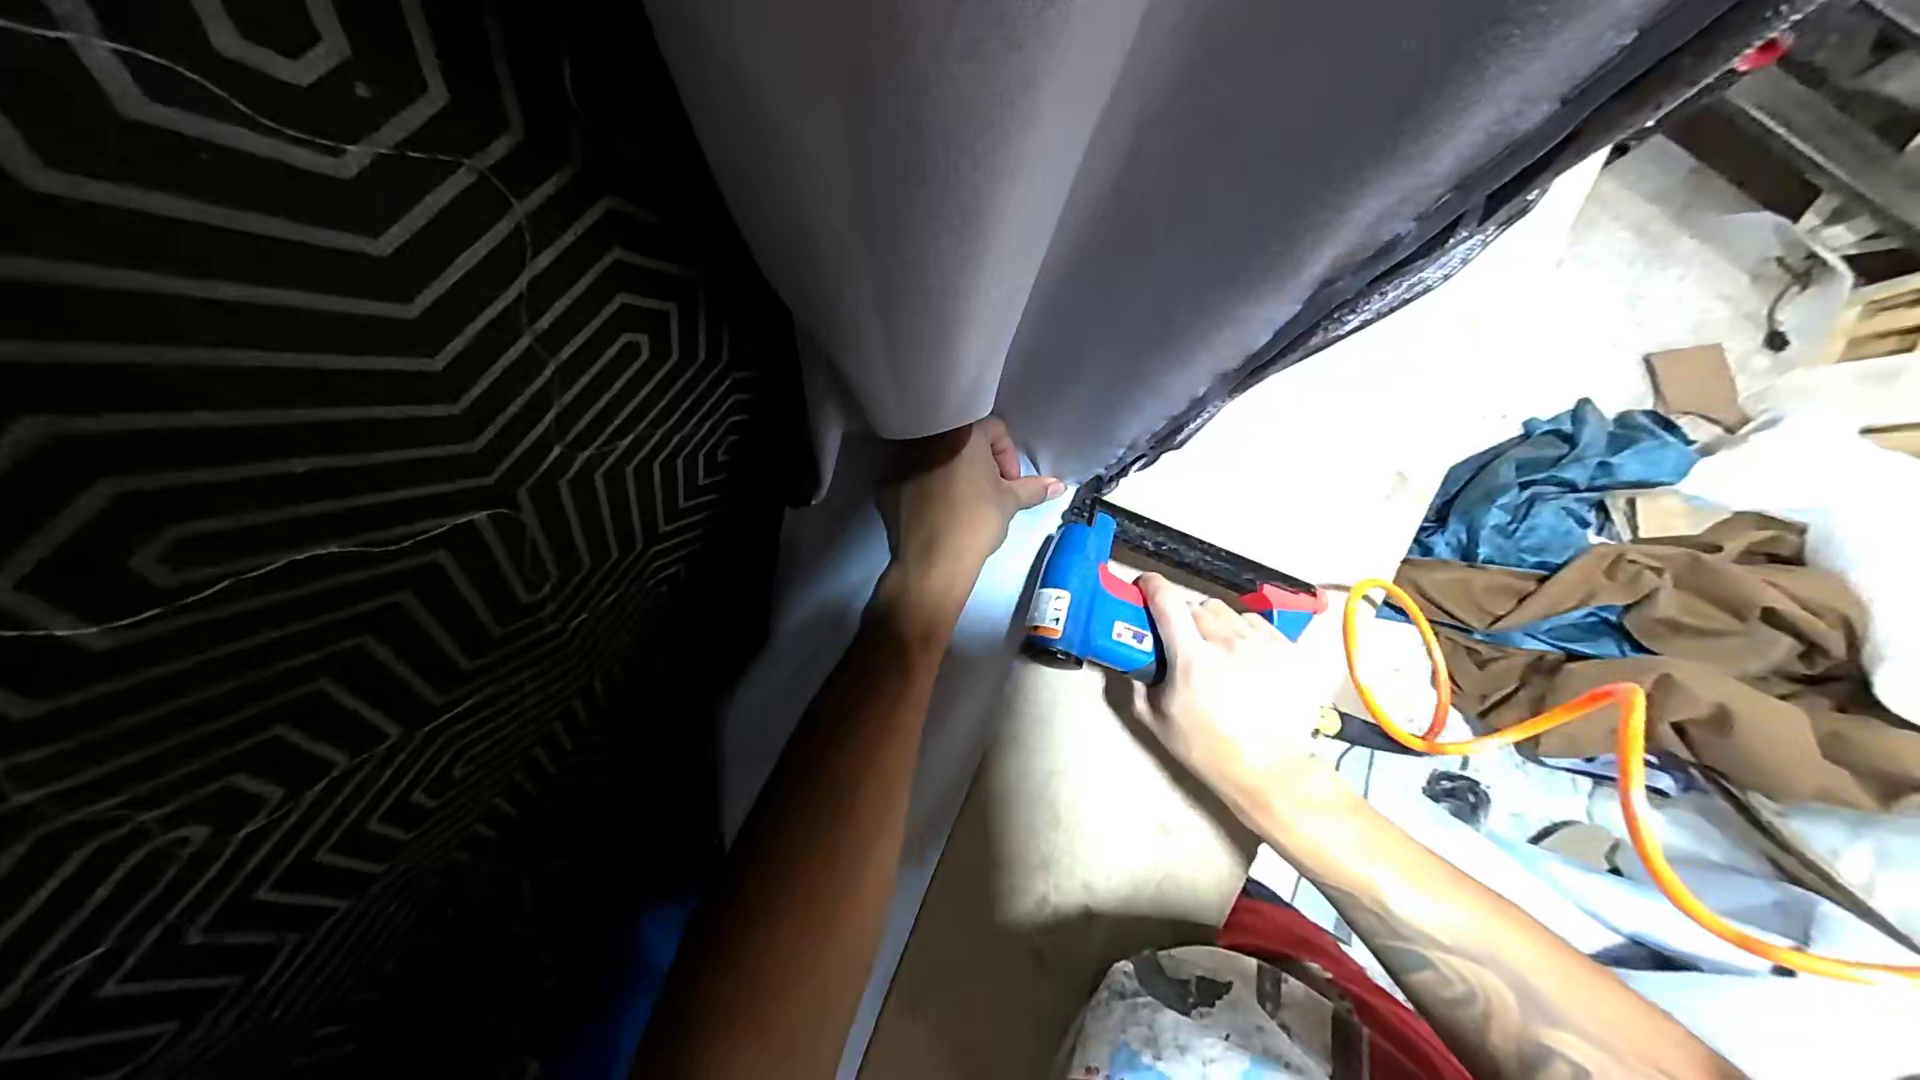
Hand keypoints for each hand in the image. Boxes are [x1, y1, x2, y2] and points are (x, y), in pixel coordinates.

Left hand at [875, 416, 1063, 634]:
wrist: (932, 561)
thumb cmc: (976, 522)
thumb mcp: (1009, 503)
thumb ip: (1033, 488)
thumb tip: (1058, 484)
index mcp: (962, 432)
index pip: (995, 429)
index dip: (1008, 457)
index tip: (1009, 484)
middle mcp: (927, 437)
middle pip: (962, 441)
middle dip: (979, 462)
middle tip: (988, 490)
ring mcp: (901, 460)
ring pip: (934, 456)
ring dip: (951, 471)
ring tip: (962, 501)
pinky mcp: (886, 484)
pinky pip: (912, 476)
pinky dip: (926, 487)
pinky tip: (936, 512)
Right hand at [1132, 573, 1351, 822]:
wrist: (1269, 770)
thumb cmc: (1207, 748)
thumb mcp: (1157, 719)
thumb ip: (1138, 683)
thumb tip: (1130, 657)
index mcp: (1192, 658)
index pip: (1167, 601)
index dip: (1151, 586)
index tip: (1145, 585)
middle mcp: (1229, 643)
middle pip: (1197, 606)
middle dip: (1184, 616)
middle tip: (1182, 638)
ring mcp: (1264, 644)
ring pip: (1229, 611)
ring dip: (1216, 623)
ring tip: (1218, 648)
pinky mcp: (1290, 651)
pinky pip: (1259, 624)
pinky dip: (1246, 633)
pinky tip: (1245, 656)